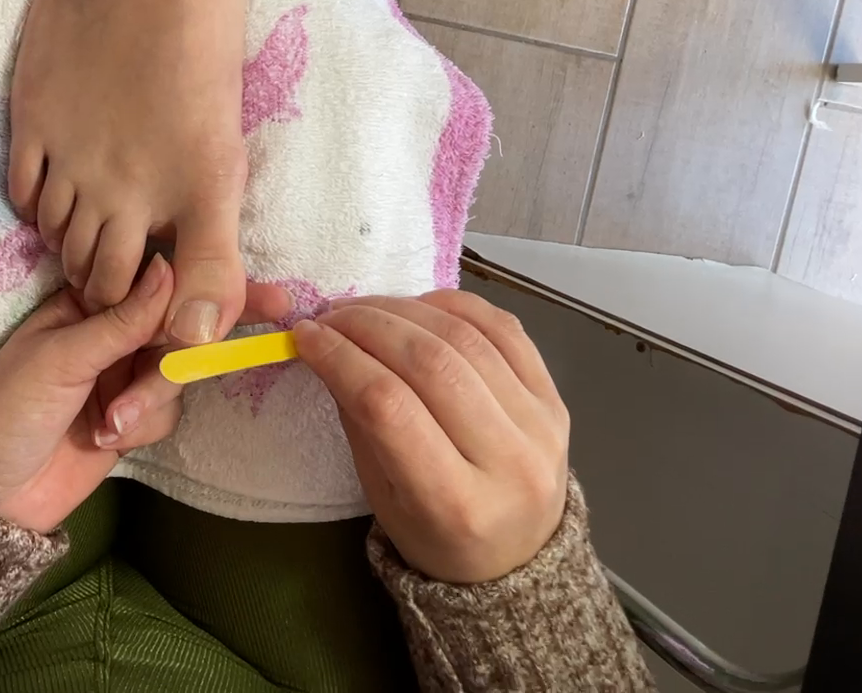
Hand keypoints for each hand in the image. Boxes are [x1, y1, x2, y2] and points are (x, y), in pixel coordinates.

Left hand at [0, 256, 289, 532]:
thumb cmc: (10, 409)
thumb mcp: (62, 356)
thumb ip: (121, 320)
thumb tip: (168, 266)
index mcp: (90, 303)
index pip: (157, 284)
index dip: (206, 282)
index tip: (260, 283)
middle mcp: (114, 334)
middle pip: (179, 326)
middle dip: (206, 334)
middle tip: (280, 313)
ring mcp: (124, 376)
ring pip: (177, 373)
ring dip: (153, 397)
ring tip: (110, 422)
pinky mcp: (131, 416)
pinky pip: (165, 411)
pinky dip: (143, 424)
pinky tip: (106, 439)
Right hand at [7, 0, 251, 341]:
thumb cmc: (210, 27)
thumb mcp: (229, 142)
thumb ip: (213, 240)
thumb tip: (198, 331)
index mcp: (188, 194)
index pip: (156, 296)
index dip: (153, 321)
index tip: (153, 315)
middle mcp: (121, 187)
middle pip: (98, 272)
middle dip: (110, 290)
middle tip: (118, 286)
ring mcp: (71, 151)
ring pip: (61, 235)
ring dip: (75, 251)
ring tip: (89, 247)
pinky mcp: (32, 115)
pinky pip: (23, 192)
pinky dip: (39, 209)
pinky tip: (56, 199)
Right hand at [293, 290, 570, 583]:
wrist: (517, 557)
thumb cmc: (433, 531)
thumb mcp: (379, 492)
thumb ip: (357, 415)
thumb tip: (324, 342)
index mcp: (455, 503)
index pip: (389, 407)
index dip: (341, 359)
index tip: (305, 335)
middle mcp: (509, 462)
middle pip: (430, 364)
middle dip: (367, 325)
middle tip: (330, 314)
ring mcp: (541, 426)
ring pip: (465, 338)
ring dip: (403, 309)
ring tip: (365, 308)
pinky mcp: (556, 398)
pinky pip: (505, 329)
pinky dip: (454, 305)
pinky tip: (417, 306)